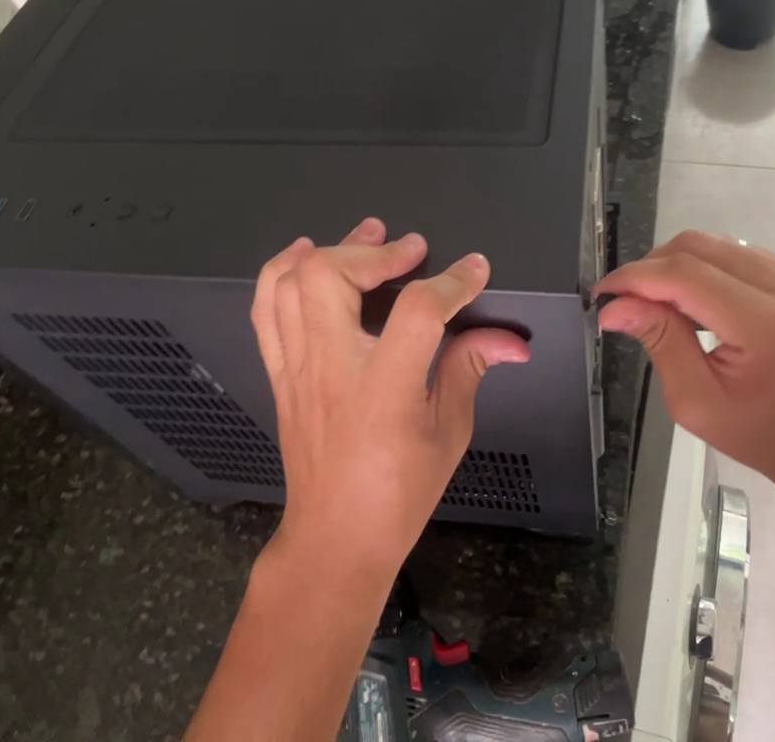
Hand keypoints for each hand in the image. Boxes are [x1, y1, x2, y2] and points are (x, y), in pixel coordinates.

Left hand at [250, 217, 530, 583]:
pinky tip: (304, 254)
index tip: (474, 269)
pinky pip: (265, 311)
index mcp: (383, 389)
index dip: (453, 280)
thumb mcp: (449, 433)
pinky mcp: (280, 374)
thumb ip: (470, 369)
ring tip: (366, 237)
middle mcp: (331, 370)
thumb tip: (508, 339)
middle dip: (374, 251)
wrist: (335, 536)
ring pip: (290, 284)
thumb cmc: (398, 494)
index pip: (417, 309)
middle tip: (410, 248)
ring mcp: (298, 369)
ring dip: (330, 250)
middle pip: (330, 276)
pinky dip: (280, 273)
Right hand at [597, 230, 774, 518]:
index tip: (602, 294)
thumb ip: (659, 341)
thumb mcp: (696, 402)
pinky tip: (692, 302)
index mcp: (767, 326)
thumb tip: (615, 305)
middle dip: (650, 268)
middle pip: (697, 247)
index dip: (635, 277)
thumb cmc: (760, 433)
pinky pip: (734, 253)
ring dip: (674, 266)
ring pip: (713, 243)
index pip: (685, 274)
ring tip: (657, 304)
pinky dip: (702, 269)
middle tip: (626, 303)